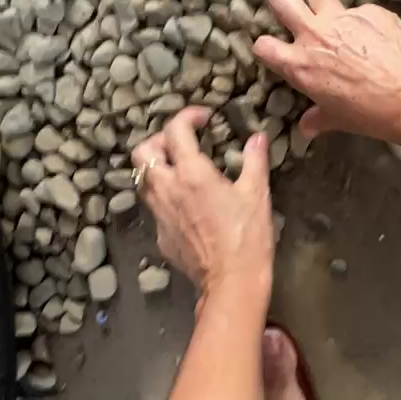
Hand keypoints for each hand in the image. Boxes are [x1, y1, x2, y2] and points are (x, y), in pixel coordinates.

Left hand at [131, 107, 273, 296]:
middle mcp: (167, 190)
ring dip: (158, 168)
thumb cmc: (248, 237)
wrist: (232, 283)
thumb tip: (258, 138)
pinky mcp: (161, 236)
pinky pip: (155, 208)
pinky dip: (166, 197)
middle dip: (159, 141)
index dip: (188, 116)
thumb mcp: (257, 194)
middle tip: (183, 144)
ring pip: (143, 180)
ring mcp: (160, 215)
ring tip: (182, 171)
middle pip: (142, 152)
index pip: (175, 131)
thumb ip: (255, 160)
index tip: (205, 119)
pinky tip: (188, 206)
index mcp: (192, 174)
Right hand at [255, 0, 400, 147]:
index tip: (276, 52)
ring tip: (338, 26)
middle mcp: (316, 35)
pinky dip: (362, 21)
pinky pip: (359, 10)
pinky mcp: (371, 10)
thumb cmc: (373, 114)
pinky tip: (377, 39)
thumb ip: (319, 118)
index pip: (263, 45)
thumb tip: (308, 127)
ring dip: (323, 8)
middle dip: (283, 3)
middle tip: (295, 16)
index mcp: (301, 65)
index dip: (267, 48)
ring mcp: (344, 18)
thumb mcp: (340, 120)